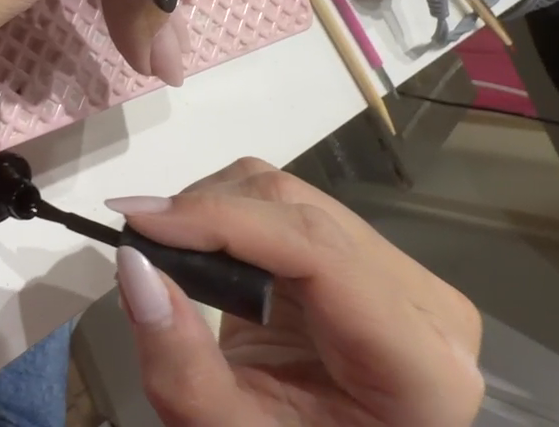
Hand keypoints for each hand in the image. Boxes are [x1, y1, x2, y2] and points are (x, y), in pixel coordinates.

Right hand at [108, 159, 484, 426]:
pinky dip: (223, 214)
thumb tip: (133, 262)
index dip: (220, 220)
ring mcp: (398, 276)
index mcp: (419, 365)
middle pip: (297, 209)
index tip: (134, 221)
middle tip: (139, 240)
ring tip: (171, 254)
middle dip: (205, 214)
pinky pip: (278, 204)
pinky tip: (204, 253)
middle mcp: (425, 305)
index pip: (316, 250)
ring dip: (209, 209)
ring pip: (283, 193)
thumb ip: (181, 366)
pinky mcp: (361, 259)